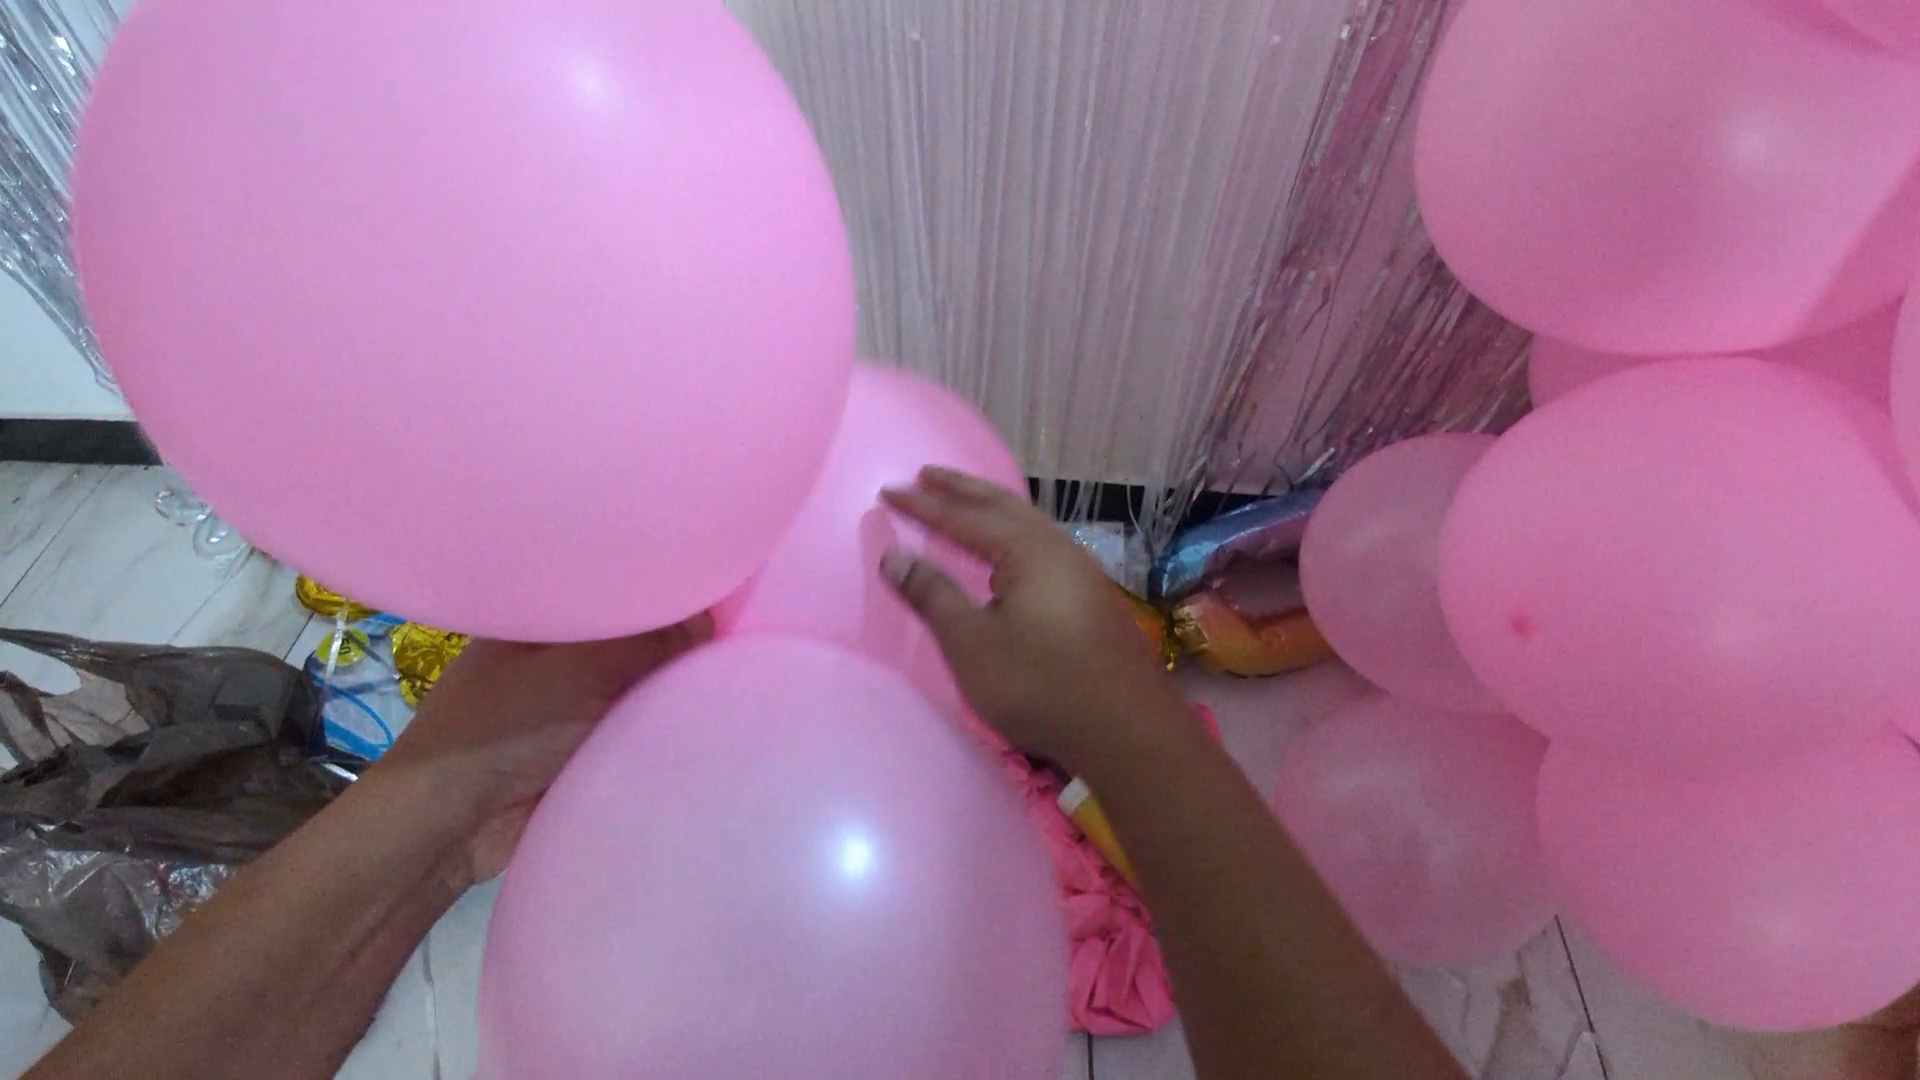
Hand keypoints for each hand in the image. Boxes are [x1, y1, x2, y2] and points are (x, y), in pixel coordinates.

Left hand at [375, 615, 711, 884]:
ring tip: (737, 654)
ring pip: (642, 678)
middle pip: (634, 634)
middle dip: (678, 630)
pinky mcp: (593, 742)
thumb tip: (712, 618)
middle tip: (735, 615)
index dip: (658, 584)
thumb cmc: (501, 729)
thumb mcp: (575, 673)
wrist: (453, 828)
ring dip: (677, 676)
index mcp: (543, 620)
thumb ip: (645, 643)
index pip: (612, 589)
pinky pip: (642, 719)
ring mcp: (577, 701)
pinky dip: (668, 714)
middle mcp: (562, 655)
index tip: (708, 576)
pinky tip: (713, 700)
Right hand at [880, 467, 1181, 770]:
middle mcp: (1058, 548)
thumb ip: (934, 595)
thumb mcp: (972, 643)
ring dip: (992, 509)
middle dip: (963, 489)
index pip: (965, 517)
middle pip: (1004, 505)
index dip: (924, 506)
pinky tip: (1010, 552)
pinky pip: (1042, 546)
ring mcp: (1081, 572)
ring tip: (965, 503)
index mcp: (1028, 550)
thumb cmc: (1038, 684)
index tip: (889, 491)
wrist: (1124, 729)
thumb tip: (895, 557)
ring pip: (1029, 524)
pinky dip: (1013, 534)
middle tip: (929, 474)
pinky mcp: (1089, 598)